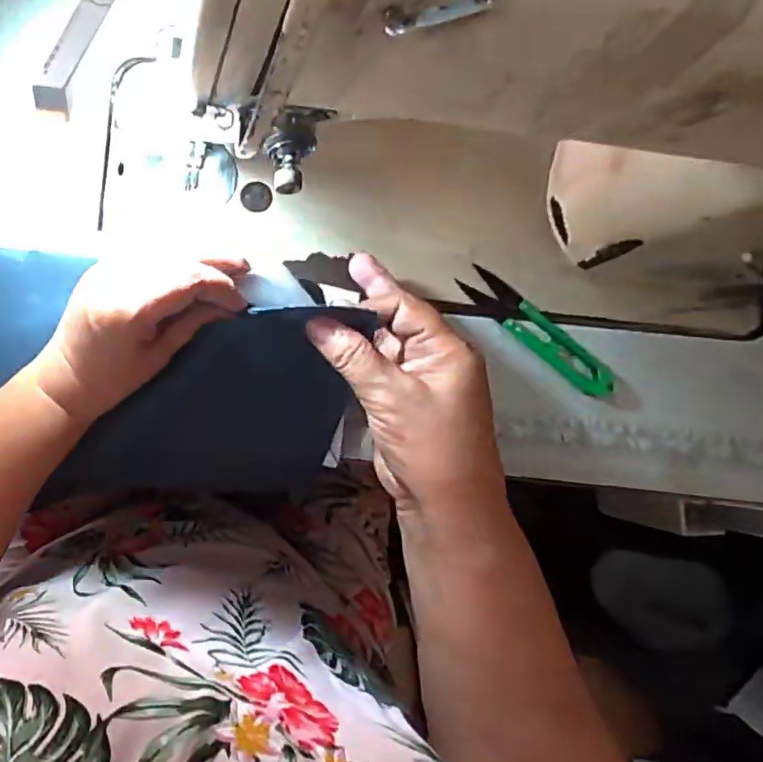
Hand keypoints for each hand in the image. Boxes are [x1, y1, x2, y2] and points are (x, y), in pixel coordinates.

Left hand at [29, 256, 250, 424]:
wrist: (63, 379)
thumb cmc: (109, 381)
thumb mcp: (157, 357)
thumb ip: (191, 324)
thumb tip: (227, 306)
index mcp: (127, 308)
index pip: (186, 278)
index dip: (220, 286)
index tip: (239, 302)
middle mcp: (114, 279)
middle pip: (176, 256)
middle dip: (213, 263)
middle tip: (243, 270)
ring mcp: (104, 269)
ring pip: (160, 248)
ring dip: (194, 253)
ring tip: (224, 263)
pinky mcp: (99, 267)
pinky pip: (143, 252)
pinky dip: (170, 255)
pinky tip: (190, 262)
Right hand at [305, 254, 505, 518]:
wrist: (443, 499)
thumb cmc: (430, 444)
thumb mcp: (390, 395)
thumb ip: (352, 355)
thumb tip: (316, 323)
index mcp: (446, 352)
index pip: (406, 309)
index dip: (378, 286)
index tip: (354, 262)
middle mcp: (433, 361)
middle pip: (392, 323)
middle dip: (361, 305)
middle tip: (329, 284)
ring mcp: (415, 382)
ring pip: (379, 346)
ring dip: (352, 332)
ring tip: (319, 310)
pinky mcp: (398, 401)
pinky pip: (372, 369)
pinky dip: (351, 357)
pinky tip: (329, 346)